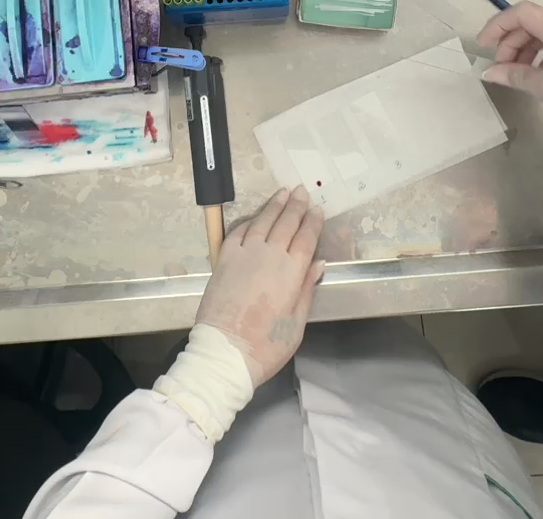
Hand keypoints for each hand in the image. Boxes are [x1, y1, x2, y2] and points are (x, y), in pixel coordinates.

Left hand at [195, 185, 325, 385]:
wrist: (225, 351)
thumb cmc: (266, 345)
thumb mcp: (296, 324)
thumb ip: (306, 289)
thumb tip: (317, 263)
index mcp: (291, 272)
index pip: (306, 239)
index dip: (313, 222)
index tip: (318, 209)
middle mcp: (269, 255)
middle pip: (286, 223)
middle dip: (296, 206)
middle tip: (302, 190)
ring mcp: (244, 254)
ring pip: (263, 221)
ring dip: (274, 205)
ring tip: (283, 192)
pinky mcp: (224, 258)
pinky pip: (239, 231)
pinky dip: (250, 221)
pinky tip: (256, 217)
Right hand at [478, 2, 542, 146]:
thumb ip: (516, 75)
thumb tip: (489, 72)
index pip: (524, 13)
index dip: (498, 25)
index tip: (483, 46)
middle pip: (536, 24)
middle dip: (512, 43)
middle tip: (501, 69)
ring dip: (528, 51)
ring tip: (519, 75)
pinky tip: (542, 77)